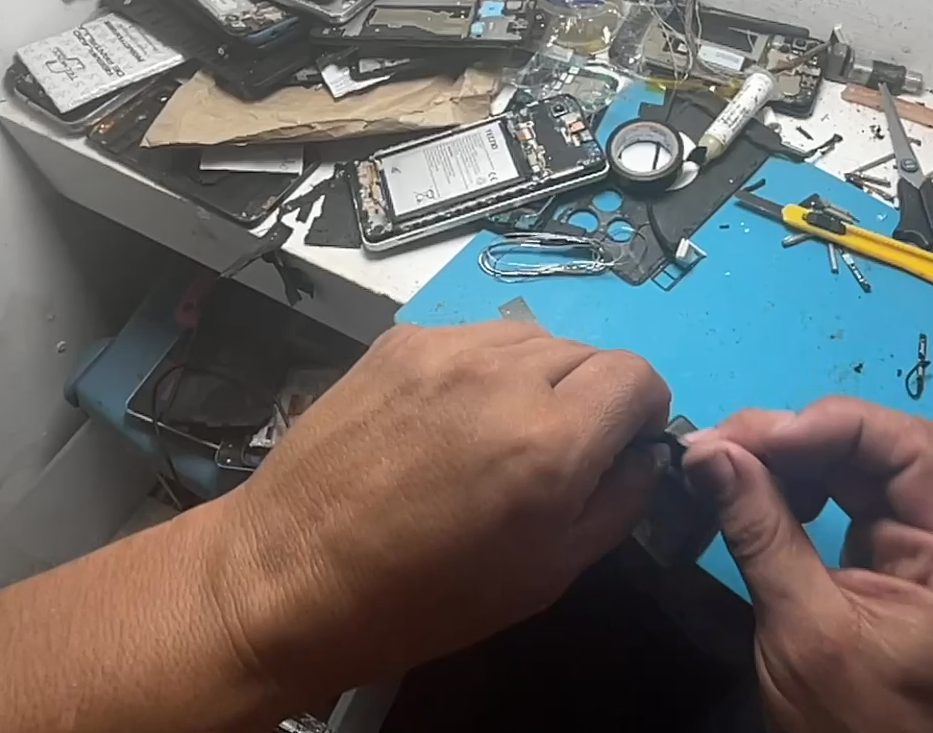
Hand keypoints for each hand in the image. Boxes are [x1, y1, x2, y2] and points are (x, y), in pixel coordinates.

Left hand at [207, 321, 669, 705]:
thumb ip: (617, 501)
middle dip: (593, 396)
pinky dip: (486, 367)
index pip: (636, 376)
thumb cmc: (423, 596)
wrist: (288, 573)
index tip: (624, 438)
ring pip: (535, 337)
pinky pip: (477, 337)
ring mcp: (446, 347)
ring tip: (501, 426)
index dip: (644, 408)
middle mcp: (503, 374)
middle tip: (558, 446)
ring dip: (541, 376)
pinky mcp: (403, 338)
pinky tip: (452, 411)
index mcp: (547, 440)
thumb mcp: (547, 573)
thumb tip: (643, 454)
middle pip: (590, 352)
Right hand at [681, 397, 932, 732]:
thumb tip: (706, 451)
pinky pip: (843, 505)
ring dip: (786, 459)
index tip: (758, 439)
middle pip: (878, 453)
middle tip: (720, 444)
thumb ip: (759, 531)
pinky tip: (754, 492)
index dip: (833, 426)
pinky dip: (794, 489)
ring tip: (724, 463)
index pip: (911, 448)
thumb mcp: (803, 633)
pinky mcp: (888, 568)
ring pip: (855, 472)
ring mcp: (919, 556)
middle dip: (794, 438)